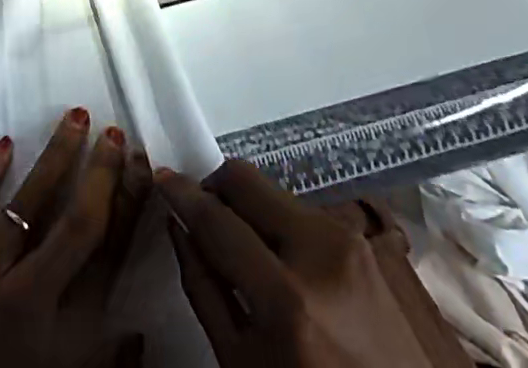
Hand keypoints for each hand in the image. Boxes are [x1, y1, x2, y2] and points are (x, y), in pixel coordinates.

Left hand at [0, 109, 151, 367]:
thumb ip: (110, 365)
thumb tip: (140, 333)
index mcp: (66, 329)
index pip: (108, 253)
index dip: (128, 205)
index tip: (141, 166)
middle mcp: (29, 294)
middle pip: (75, 222)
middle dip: (99, 173)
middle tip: (115, 132)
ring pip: (26, 203)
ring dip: (54, 158)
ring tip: (75, 117)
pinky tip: (5, 143)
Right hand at [155, 160, 437, 367]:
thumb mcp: (240, 362)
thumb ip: (202, 286)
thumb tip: (178, 225)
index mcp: (286, 298)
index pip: (216, 219)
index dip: (182, 193)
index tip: (161, 177)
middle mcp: (321, 253)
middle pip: (246, 179)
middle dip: (213, 187)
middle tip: (202, 214)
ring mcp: (350, 242)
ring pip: (273, 192)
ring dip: (247, 206)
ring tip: (243, 247)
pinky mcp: (365, 243)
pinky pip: (302, 212)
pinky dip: (277, 222)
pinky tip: (278, 259)